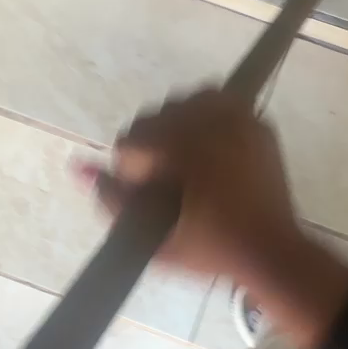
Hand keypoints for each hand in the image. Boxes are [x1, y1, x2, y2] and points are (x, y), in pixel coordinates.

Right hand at [80, 89, 347, 348]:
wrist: (270, 250)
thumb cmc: (210, 250)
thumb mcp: (153, 236)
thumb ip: (111, 200)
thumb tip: (77, 166)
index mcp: (182, 150)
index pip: (131, 142)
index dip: (130, 171)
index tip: (144, 194)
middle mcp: (209, 125)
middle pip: (155, 117)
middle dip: (151, 146)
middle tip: (164, 180)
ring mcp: (237, 120)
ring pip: (184, 101)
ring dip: (175, 126)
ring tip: (182, 160)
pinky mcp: (256, 121)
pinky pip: (219, 98)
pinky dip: (206, 112)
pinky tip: (204, 140)